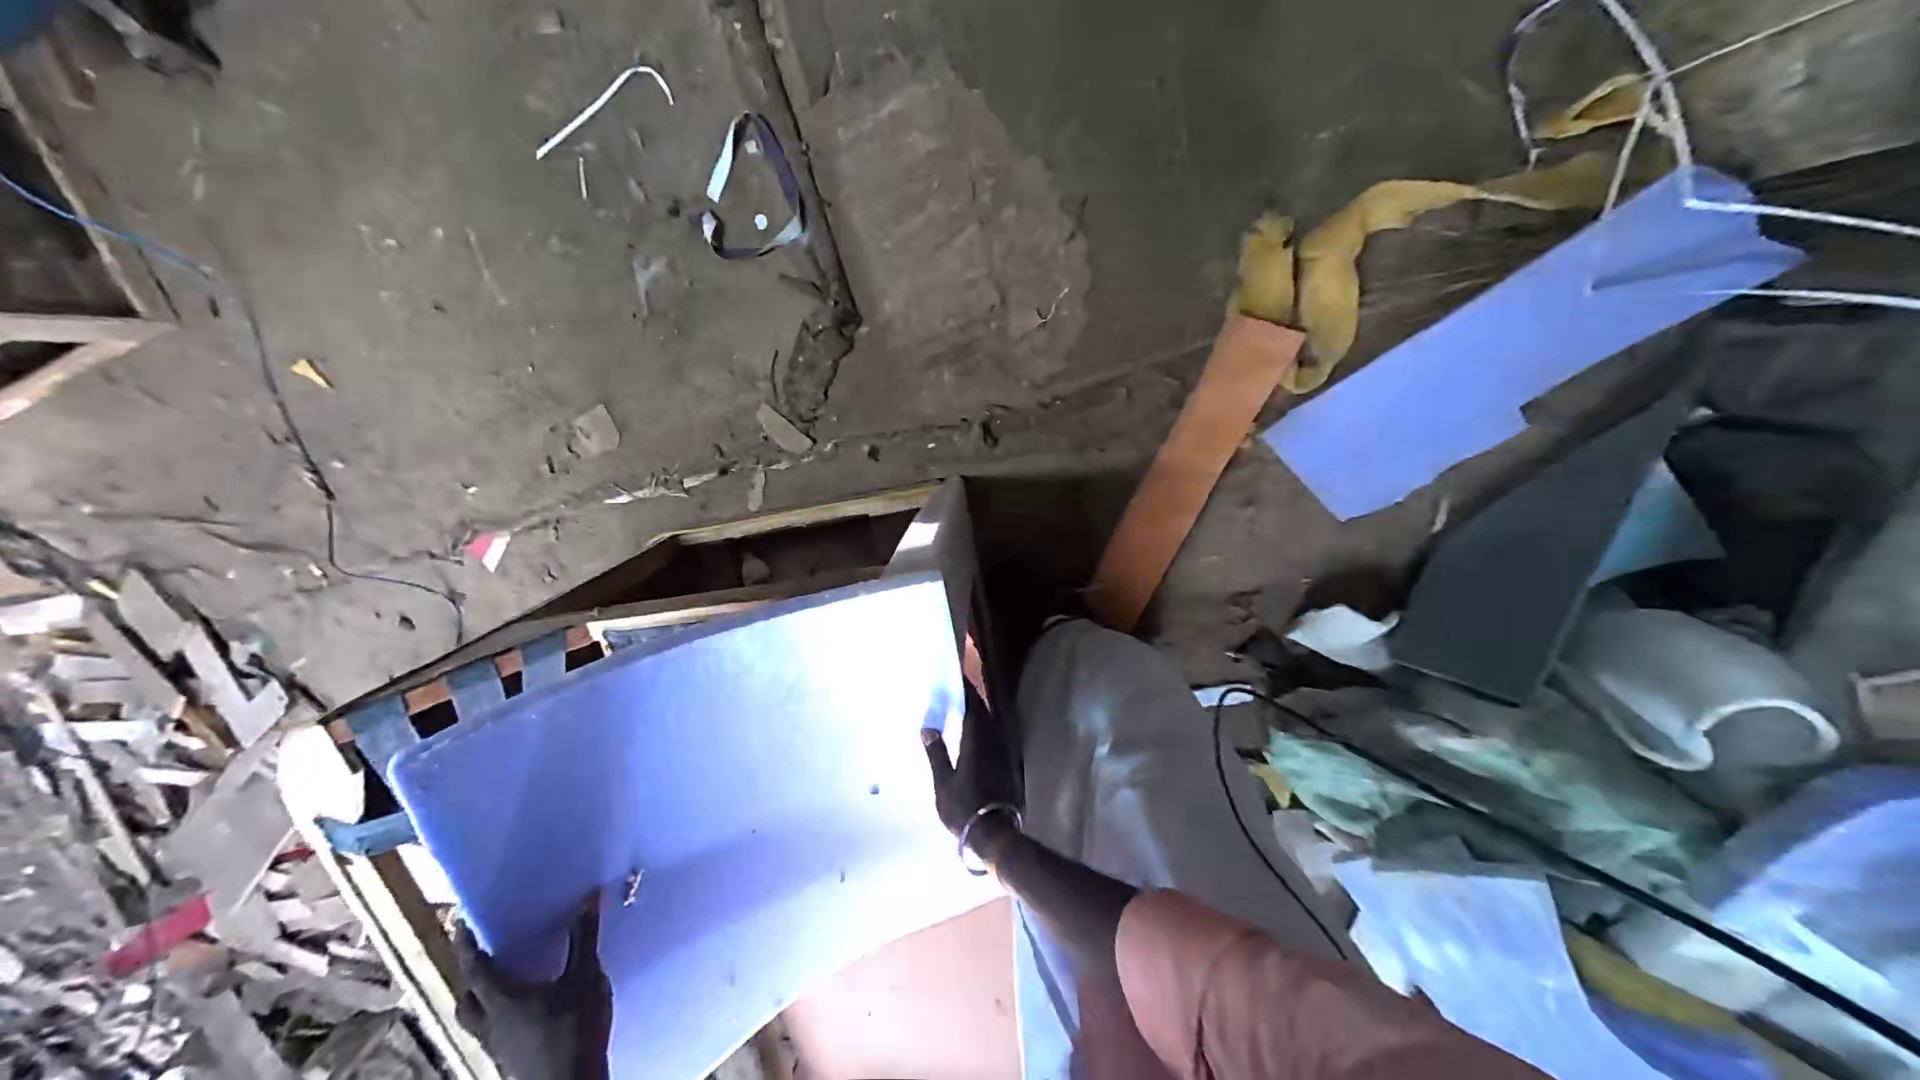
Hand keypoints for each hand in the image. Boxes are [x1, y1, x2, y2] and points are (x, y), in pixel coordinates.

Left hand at [453, 901, 612, 1079]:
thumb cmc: (574, 1028)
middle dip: (468, 974)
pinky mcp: (507, 1060)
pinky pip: (489, 1030)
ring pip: (474, 1019)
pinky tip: (518, 1010)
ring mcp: (496, 1046)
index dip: (466, 944)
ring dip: (478, 997)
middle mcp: (490, 1023)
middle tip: (477, 952)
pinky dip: (494, 1013)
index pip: (475, 967)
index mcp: (502, 999)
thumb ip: (583, 939)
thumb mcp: (586, 977)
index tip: (460, 921)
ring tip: (495, 980)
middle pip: (466, 998)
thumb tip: (588, 898)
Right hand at [922, 682, 1017, 861]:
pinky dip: (983, 729)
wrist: (995, 834)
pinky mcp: (1006, 765)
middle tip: (955, 689)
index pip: (973, 706)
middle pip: (984, 712)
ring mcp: (1002, 753)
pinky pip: (993, 737)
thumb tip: (928, 727)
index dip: (966, 690)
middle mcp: (993, 741)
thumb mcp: (943, 783)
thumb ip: (937, 753)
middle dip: (972, 698)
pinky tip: (972, 734)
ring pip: (991, 725)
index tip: (956, 676)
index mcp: (976, 741)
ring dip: (978, 713)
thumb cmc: (965, 808)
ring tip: (961, 707)